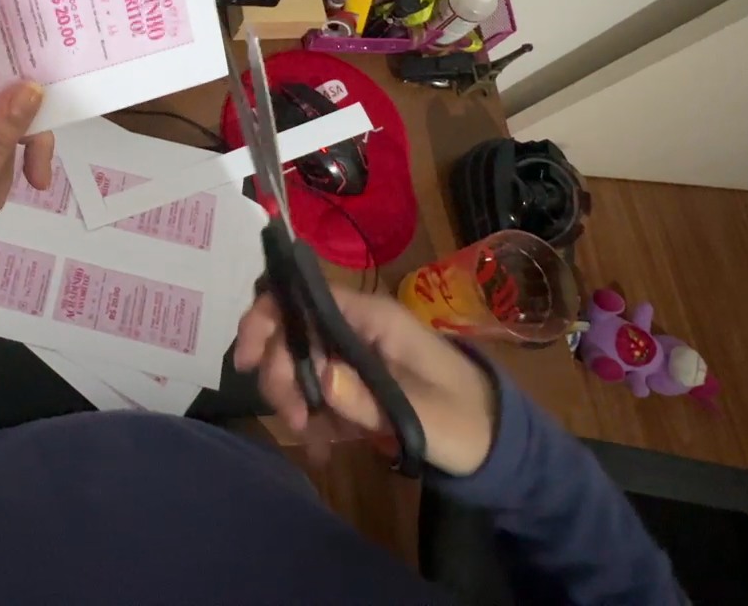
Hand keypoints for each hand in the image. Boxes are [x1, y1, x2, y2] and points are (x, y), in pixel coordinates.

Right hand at [234, 286, 498, 474]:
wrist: (501, 449)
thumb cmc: (467, 421)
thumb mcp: (423, 414)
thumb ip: (367, 396)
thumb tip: (320, 375)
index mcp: (372, 318)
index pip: (305, 299)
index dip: (267, 320)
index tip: (246, 361)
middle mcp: (356, 328)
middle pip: (292, 331)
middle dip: (279, 371)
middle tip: (290, 416)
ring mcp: (353, 355)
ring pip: (298, 361)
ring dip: (292, 396)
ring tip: (309, 437)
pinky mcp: (355, 383)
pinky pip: (317, 389)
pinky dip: (310, 415)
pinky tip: (320, 446)